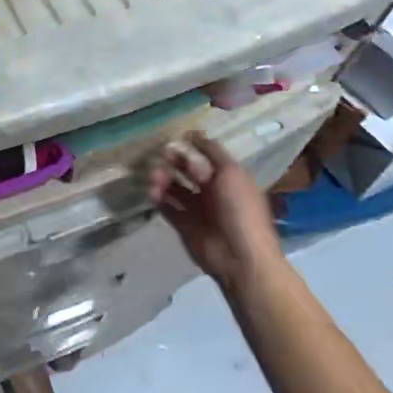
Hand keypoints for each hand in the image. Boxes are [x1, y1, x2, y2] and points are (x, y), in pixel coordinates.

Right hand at [146, 131, 282, 291]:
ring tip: (154, 178)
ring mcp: (197, 208)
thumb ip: (211, 152)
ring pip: (174, 187)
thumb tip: (192, 134)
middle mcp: (212, 190)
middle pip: (186, 170)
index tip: (172, 139)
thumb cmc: (240, 209)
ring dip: (162, 178)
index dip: (188, 146)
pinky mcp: (183, 224)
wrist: (240, 257)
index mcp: (227, 176)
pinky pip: (166, 206)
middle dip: (172, 161)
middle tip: (159, 157)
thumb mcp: (231, 173)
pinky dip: (157, 198)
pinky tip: (152, 192)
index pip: (204, 155)